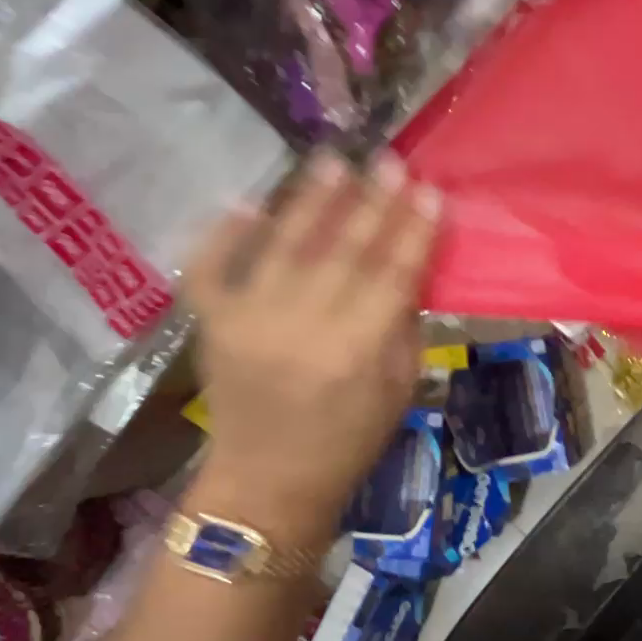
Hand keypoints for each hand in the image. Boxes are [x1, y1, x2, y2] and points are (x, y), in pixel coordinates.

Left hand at [182, 150, 440, 544]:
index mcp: (359, 348)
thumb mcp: (400, 387)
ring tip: (331, 160)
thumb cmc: (352, 439)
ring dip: (310, 200)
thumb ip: (403, 325)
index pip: (394, 273)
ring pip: (285, 247)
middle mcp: (304, 326)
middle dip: (372, 202)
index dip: (414, 230)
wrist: (270, 480)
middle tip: (389, 161)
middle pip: (344, 250)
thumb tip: (408, 269)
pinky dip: (224, 233)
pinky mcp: (212, 324)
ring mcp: (250, 320)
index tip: (429, 191)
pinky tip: (245, 201)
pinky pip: (211, 268)